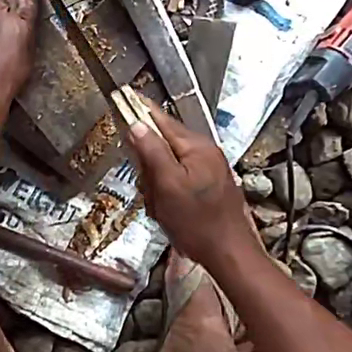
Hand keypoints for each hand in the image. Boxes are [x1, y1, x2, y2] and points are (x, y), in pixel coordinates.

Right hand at [125, 96, 259, 271]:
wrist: (228, 253)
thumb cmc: (197, 221)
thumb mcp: (168, 185)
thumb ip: (152, 152)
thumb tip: (137, 124)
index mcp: (196, 147)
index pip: (162, 120)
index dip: (140, 112)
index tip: (123, 98)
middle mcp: (204, 152)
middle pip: (163, 146)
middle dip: (149, 168)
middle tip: (150, 192)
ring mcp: (208, 170)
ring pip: (168, 168)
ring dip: (158, 187)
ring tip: (162, 209)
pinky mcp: (208, 187)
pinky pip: (177, 183)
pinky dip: (168, 197)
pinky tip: (170, 214)